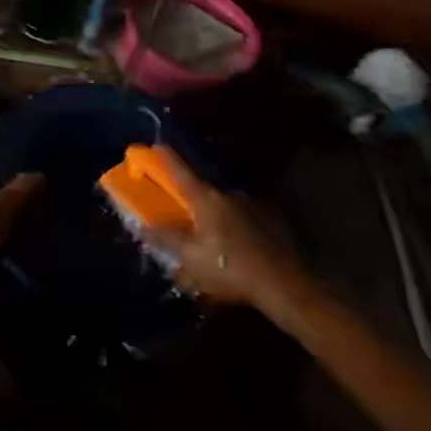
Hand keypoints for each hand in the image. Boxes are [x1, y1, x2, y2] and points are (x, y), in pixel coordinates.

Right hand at [137, 145, 302, 308]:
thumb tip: (144, 224)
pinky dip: (230, 226)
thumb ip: (166, 238)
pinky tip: (232, 247)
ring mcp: (252, 205)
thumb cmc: (231, 269)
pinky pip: (240, 216)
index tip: (155, 145)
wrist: (286, 285)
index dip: (165, 158)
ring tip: (207, 240)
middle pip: (201, 191)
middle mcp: (229, 194)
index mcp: (207, 199)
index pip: (180, 171)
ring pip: (222, 205)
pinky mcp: (270, 219)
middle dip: (188, 200)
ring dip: (211, 216)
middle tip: (178, 215)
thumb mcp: (190, 257)